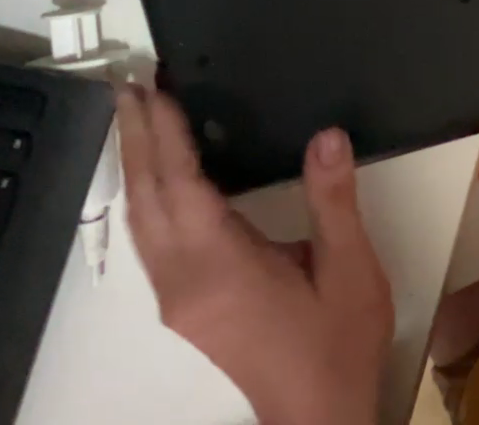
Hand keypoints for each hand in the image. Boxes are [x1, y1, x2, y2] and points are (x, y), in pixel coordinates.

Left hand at [116, 85, 391, 424]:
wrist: (319, 411)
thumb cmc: (339, 337)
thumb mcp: (349, 265)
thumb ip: (333, 199)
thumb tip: (326, 136)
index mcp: (221, 270)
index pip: (183, 190)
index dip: (167, 138)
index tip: (156, 91)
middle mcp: (184, 284)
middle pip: (147, 202)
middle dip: (136, 141)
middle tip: (129, 86)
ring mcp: (178, 299)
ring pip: (143, 221)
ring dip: (137, 165)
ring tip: (137, 118)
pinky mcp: (186, 305)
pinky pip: (154, 237)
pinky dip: (150, 194)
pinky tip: (161, 176)